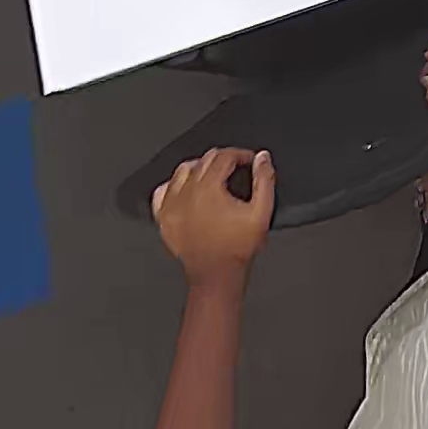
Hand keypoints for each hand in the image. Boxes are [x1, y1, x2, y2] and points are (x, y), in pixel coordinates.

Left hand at [152, 148, 276, 286]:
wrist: (217, 274)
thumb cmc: (238, 246)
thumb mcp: (262, 210)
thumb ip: (264, 179)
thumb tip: (262, 158)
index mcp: (209, 189)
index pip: (224, 156)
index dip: (241, 154)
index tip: (250, 159)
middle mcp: (187, 194)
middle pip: (204, 160)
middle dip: (224, 158)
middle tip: (237, 165)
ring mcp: (172, 206)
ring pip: (182, 171)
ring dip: (200, 166)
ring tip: (215, 172)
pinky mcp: (164, 219)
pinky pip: (163, 191)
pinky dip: (175, 184)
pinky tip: (187, 188)